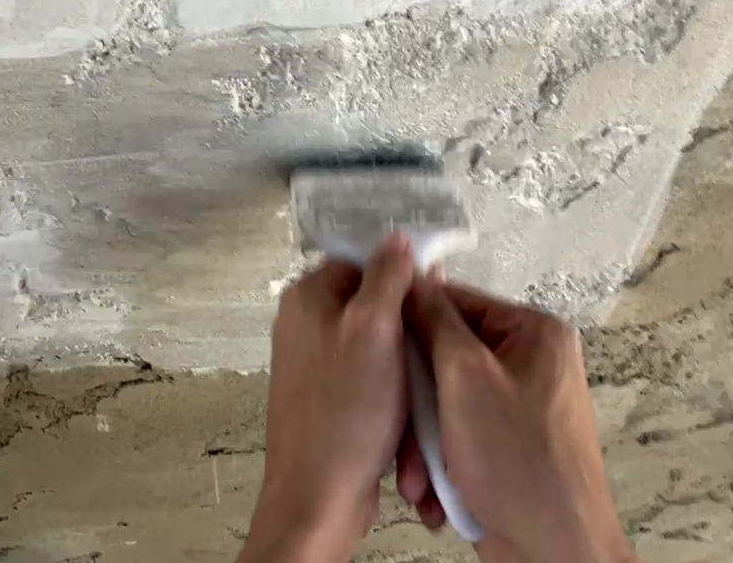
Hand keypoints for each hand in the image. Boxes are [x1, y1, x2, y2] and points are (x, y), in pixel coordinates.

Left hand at [238, 234, 414, 562]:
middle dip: (406, 342)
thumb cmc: (346, 411)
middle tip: (428, 366)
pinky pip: (369, 385)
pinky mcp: (326, 397)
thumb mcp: (376, 330)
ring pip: (378, 352)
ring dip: (404, 380)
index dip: (400, 283)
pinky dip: (391, 404)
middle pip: (373, 310)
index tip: (428, 308)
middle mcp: (304, 323)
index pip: (362, 264)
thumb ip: (387, 278)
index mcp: (307, 297)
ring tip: (415, 408)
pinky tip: (402, 430)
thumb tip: (395, 236)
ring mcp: (313, 363)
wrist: (319, 496)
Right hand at [400, 275, 635, 562]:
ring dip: (422, 439)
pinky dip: (440, 459)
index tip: (379, 343)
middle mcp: (530, 361)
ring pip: (445, 398)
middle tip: (402, 432)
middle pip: (445, 355)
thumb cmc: (517, 462)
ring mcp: (519, 404)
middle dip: (418, 403)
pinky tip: (432, 490)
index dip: (412, 320)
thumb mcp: (464, 375)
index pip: (456, 301)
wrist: (553, 558)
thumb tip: (413, 275)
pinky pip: (458, 430)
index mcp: (534, 332)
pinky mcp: (507, 443)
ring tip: (416, 477)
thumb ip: (434, 320)